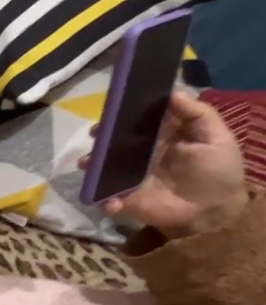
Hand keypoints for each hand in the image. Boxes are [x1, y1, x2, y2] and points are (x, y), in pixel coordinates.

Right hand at [83, 92, 248, 237]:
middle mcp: (139, 154)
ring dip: (90, 163)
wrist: (210, 210)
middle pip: (114, 141)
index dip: (125, 113)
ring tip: (87, 163)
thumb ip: (198, 115)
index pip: (138, 122)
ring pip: (100, 165)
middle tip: (96, 134)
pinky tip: (110, 198)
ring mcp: (126, 175)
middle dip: (101, 136)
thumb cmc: (216, 172)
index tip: (115, 107)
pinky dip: (102, 196)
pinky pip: (103, 194)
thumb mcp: (216, 139)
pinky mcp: (119, 195)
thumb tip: (172, 94)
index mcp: (160, 138)